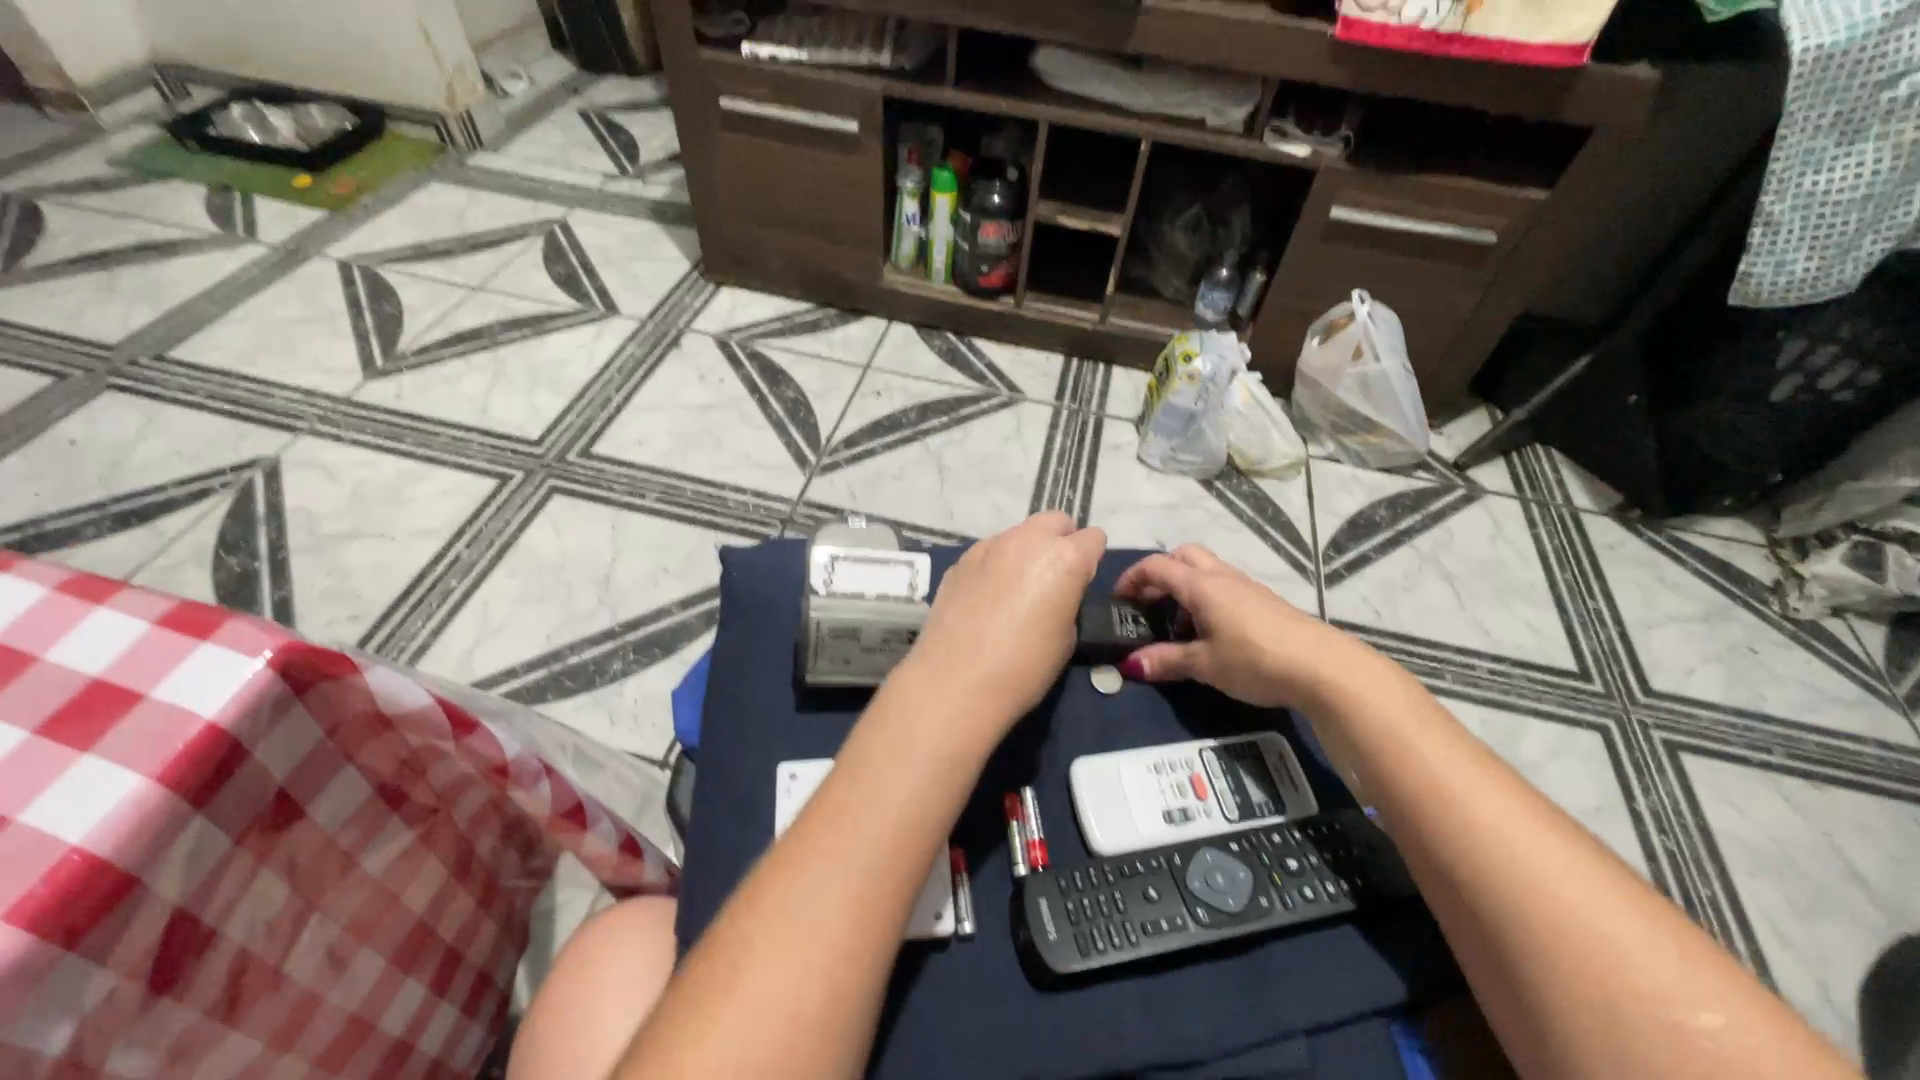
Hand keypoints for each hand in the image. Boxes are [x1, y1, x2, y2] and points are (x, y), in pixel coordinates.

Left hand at [891, 512, 1105, 736]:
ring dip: (1026, 551)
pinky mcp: (961, 560)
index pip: (1093, 538)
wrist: (956, 682)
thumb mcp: (1067, 636)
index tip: (1082, 582)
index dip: (1091, 559)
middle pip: (1055, 521)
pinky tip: (987, 599)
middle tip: (1054, 578)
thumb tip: (1059, 591)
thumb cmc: (1024, 668)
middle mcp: (1027, 541)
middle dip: (1061, 541)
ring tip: (1017, 590)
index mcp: (1064, 558)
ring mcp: (989, 547)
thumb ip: (1068, 599)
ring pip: (1019, 533)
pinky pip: (989, 552)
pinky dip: (997, 565)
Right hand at [1113, 544, 1358, 707]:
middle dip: (1161, 574)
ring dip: (1185, 589)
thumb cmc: (1256, 660)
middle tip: (1149, 606)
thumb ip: (1166, 661)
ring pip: (1207, 572)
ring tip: (1179, 629)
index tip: (1118, 601)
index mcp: (1202, 586)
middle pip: (1184, 556)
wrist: (1323, 668)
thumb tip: (1130, 664)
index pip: (1157, 566)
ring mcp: (1248, 588)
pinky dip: (1208, 601)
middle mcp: (1223, 578)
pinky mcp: (1265, 603)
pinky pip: (1225, 588)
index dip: (1132, 578)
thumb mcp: (1205, 665)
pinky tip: (1212, 635)